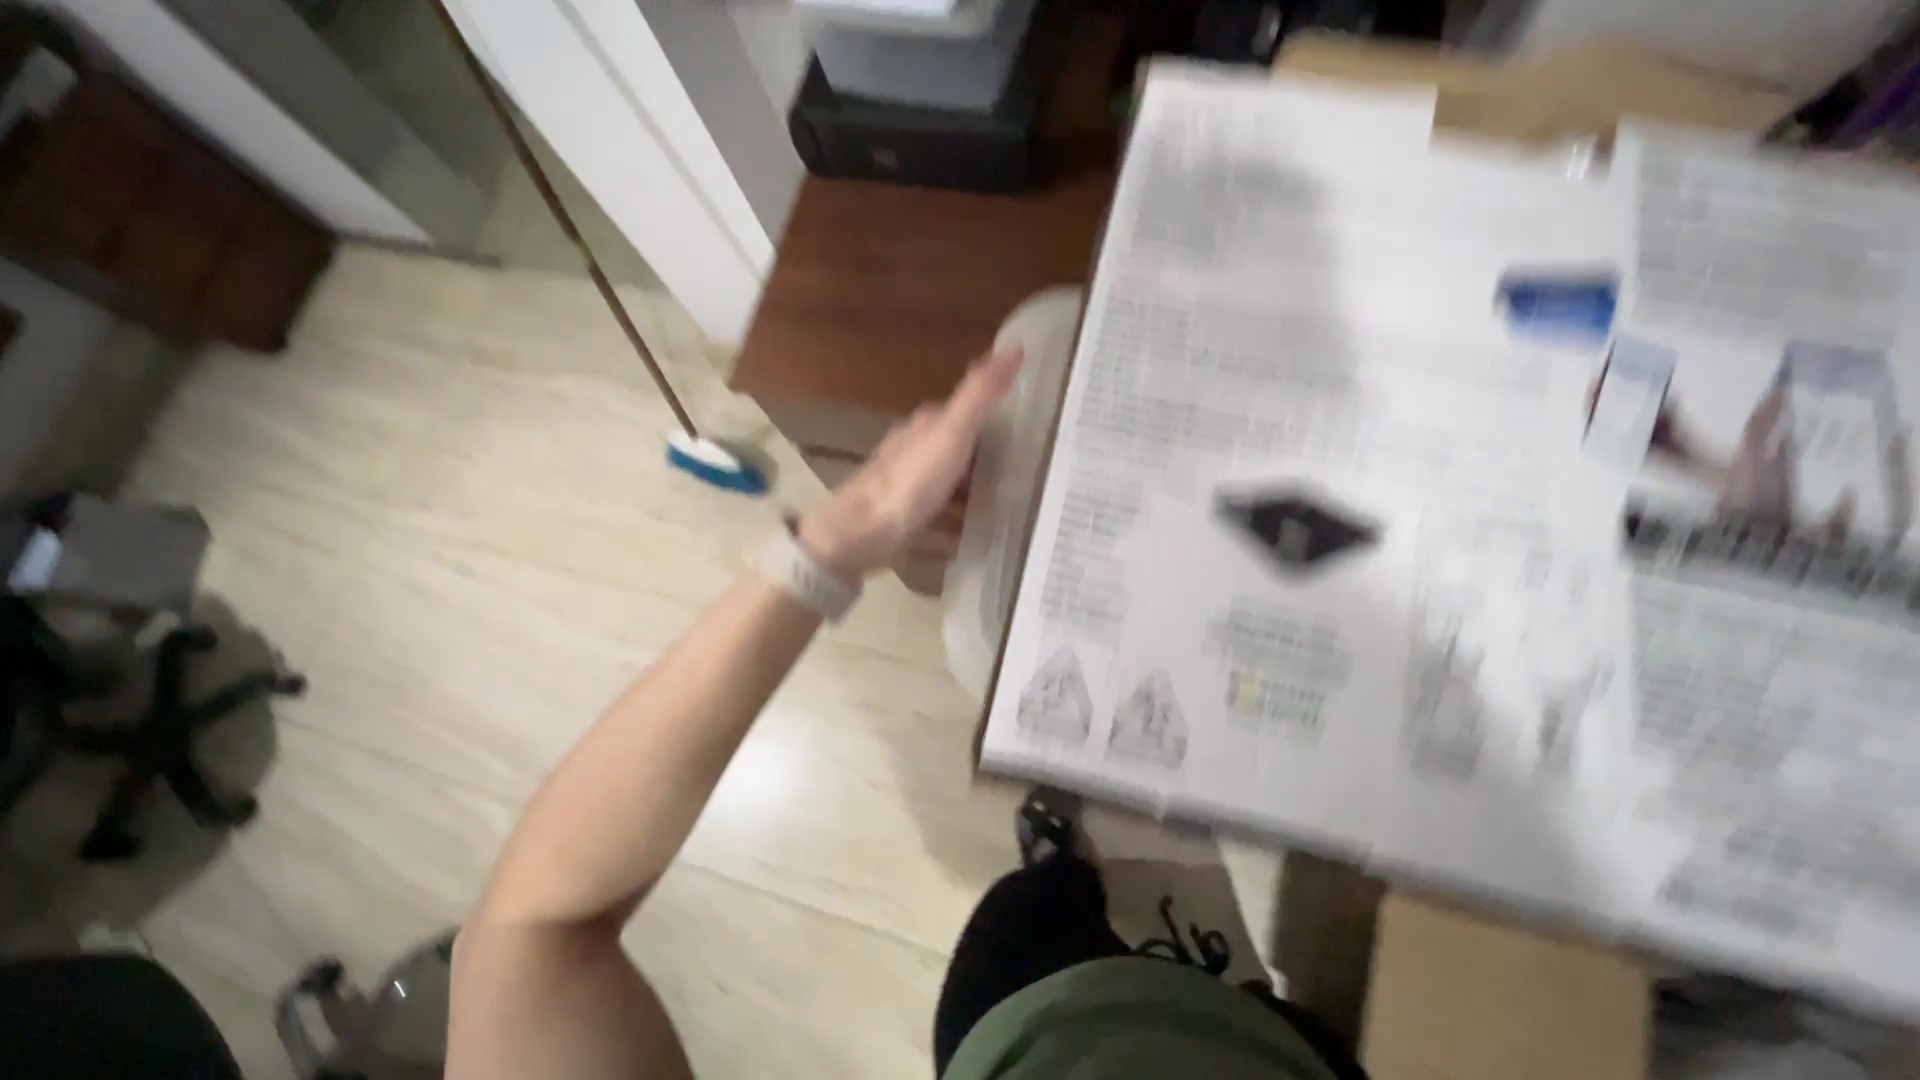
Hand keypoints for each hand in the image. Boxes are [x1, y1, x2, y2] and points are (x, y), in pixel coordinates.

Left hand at [797, 346, 1022, 576]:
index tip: (1023, 426)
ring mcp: (902, 482)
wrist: (861, 532)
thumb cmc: (910, 482)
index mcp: (925, 424)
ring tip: (1003, 499)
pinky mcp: (899, 515)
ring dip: (968, 484)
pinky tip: (968, 527)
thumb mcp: (953, 433)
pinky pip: (936, 508)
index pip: (962, 409)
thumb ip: (981, 394)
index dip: (990, 415)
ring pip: (944, 476)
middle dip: (981, 452)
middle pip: (953, 444)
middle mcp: (910, 447)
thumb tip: (1015, 345)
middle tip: (1021, 467)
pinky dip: (954, 513)